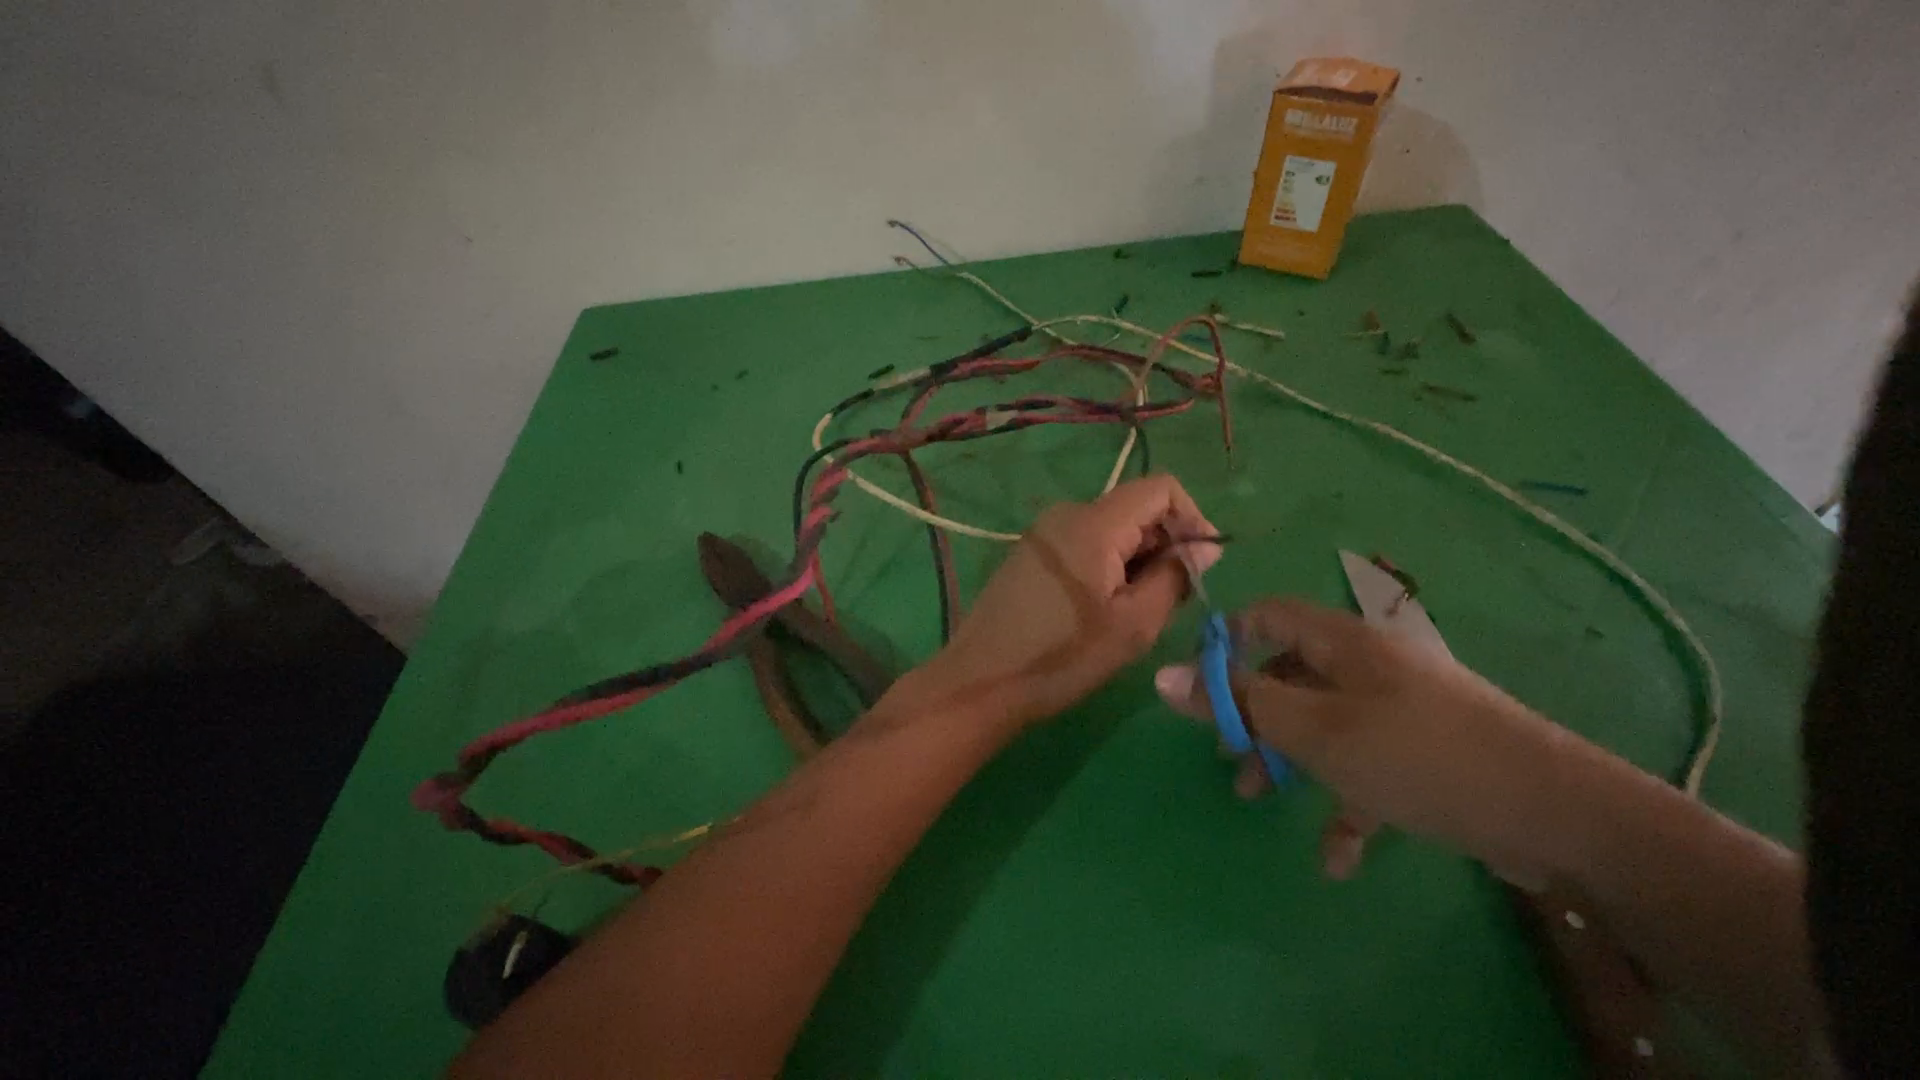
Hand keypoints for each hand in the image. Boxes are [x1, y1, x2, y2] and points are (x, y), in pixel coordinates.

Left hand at [915, 475, 1218, 730]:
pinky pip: (1084, 544)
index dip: (1192, 519)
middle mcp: (1067, 513)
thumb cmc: (1062, 656)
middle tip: (1172, 600)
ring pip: (1111, 530)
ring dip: (1137, 561)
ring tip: (1136, 612)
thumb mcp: (1133, 624)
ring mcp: (1043, 533)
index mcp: (1094, 522)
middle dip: (1165, 545)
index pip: (1161, 488)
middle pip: (1135, 509)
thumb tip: (1203, 548)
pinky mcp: (1030, 555)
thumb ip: (1175, 577)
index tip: (1202, 565)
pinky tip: (1103, 611)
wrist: (980, 682)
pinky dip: (1108, 567)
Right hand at [1155, 598, 1570, 881]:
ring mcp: (1400, 711)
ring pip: (1323, 724)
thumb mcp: (1315, 730)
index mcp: (1344, 641)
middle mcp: (1370, 666)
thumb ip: (1240, 703)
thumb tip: (1162, 677)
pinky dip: (1345, 806)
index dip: (1224, 643)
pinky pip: (1367, 771)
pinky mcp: (1425, 756)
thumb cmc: (1417, 755)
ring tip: (1260, 800)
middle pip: (1289, 673)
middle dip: (1252, 714)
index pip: (1267, 615)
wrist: (1554, 814)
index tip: (1194, 689)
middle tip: (1228, 755)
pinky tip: (1337, 859)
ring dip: (1288, 760)